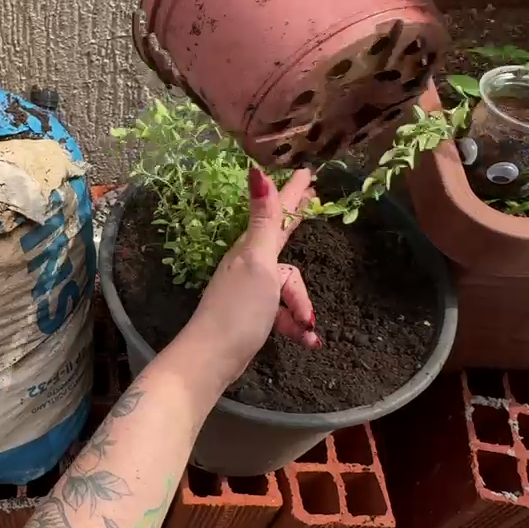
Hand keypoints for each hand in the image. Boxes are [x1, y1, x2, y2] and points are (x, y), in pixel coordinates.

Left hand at [172, 167, 320, 386]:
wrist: (213, 356)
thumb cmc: (237, 308)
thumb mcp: (257, 261)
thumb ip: (264, 220)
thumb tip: (257, 170)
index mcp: (252, 247)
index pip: (278, 212)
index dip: (293, 193)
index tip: (306, 171)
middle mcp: (250, 264)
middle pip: (282, 242)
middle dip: (298, 224)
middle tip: (315, 201)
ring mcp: (251, 290)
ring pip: (289, 289)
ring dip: (302, 308)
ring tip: (306, 326)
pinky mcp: (253, 315)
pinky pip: (283, 314)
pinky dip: (295, 326)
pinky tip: (306, 341)